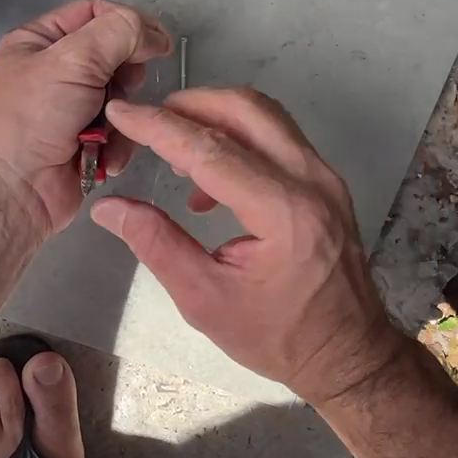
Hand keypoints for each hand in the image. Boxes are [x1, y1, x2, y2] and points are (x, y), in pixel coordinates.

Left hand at [0, 0, 171, 233]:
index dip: (128, 23)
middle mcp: (55, 71)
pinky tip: (104, 156)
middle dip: (124, 77)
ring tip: (105, 130)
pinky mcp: (86, 143)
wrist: (13, 192)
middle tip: (120, 89)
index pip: (94, 13)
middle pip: (115, 57)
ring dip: (121, 117)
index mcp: (40, 41)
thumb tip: (156, 34)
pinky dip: (116, 145)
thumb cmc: (32, 118)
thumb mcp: (71, 61)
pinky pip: (119, 132)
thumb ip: (118, 33)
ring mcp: (71, 110)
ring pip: (122, 98)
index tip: (156, 42)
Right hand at [88, 88, 405, 403]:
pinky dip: (235, 136)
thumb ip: (155, 243)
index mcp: (283, 213)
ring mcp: (324, 176)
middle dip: (188, 104)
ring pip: (264, 114)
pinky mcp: (325, 180)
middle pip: (245, 109)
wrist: (349, 354)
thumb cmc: (277, 335)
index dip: (159, 126)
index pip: (210, 150)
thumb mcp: (204, 299)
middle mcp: (310, 180)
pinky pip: (276, 135)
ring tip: (173, 146)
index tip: (120, 112)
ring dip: (213, 115)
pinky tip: (208, 181)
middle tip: (147, 121)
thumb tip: (108, 207)